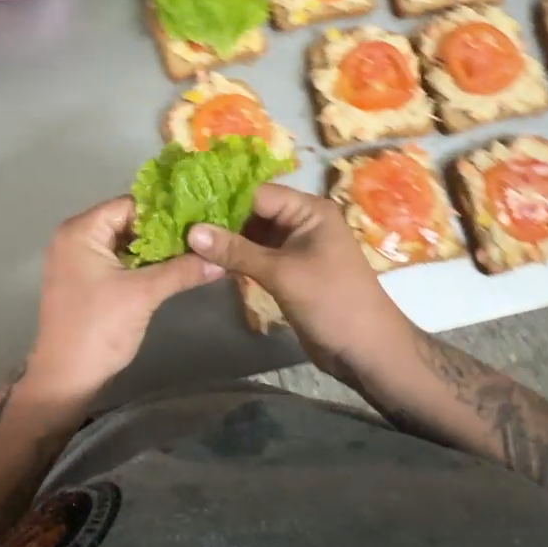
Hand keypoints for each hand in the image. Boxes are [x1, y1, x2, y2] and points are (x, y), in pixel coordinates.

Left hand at [27, 197, 223, 400]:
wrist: (66, 379)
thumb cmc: (98, 328)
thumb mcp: (144, 294)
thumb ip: (182, 270)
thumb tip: (222, 259)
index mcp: (80, 230)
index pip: (129, 204)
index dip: (165, 211)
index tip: (199, 219)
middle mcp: (74, 236)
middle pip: (126, 221)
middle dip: (163, 230)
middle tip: (201, 236)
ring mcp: (76, 259)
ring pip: (123, 242)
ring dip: (154, 249)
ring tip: (193, 251)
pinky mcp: (83, 280)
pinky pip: (116, 260)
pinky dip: (140, 263)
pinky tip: (170, 269)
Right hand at [185, 184, 419, 378]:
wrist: (368, 353)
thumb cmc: (332, 302)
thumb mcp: (282, 273)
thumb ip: (236, 251)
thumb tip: (190, 231)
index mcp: (309, 209)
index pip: (256, 194)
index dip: (221, 199)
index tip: (184, 204)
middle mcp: (301, 221)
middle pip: (252, 212)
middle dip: (219, 220)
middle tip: (179, 224)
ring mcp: (295, 246)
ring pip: (251, 235)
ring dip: (224, 241)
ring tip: (184, 240)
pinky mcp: (289, 270)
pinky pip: (256, 255)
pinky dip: (235, 258)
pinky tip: (205, 260)